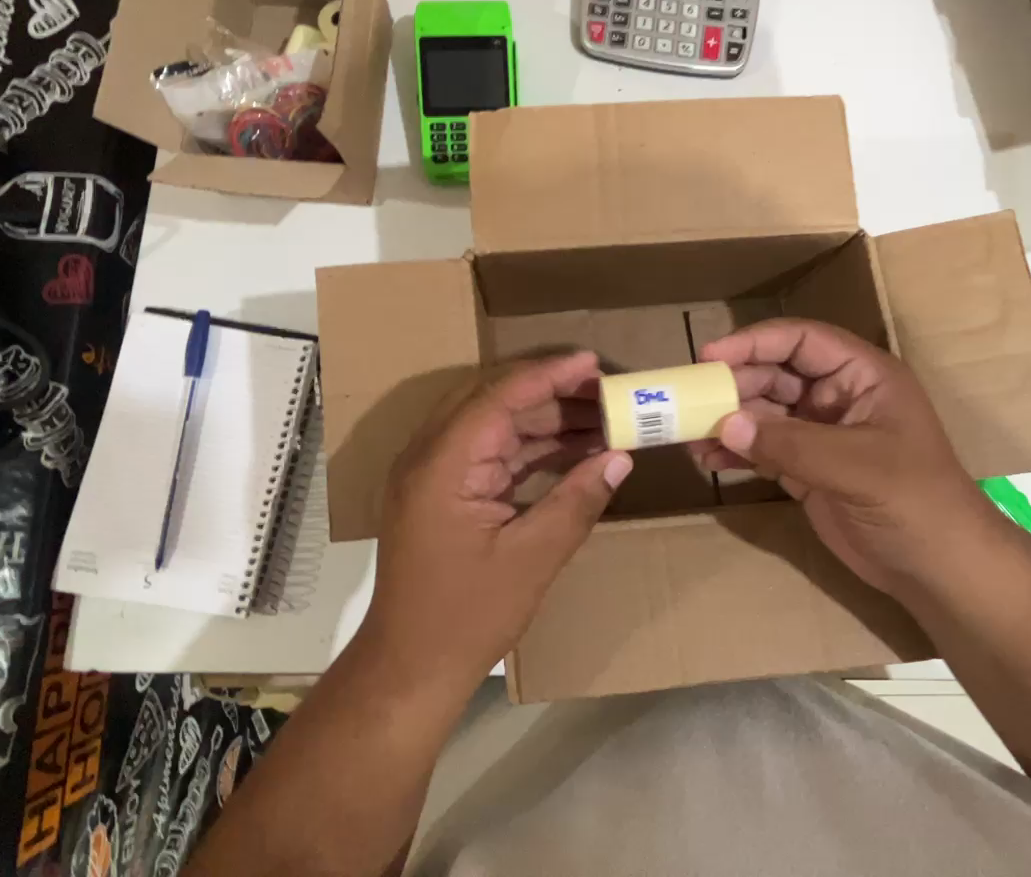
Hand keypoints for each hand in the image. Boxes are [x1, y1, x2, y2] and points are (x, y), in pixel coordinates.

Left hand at [360, 351, 632, 692]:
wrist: (410, 667)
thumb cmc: (466, 617)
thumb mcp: (531, 560)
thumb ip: (576, 502)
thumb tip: (620, 457)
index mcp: (442, 465)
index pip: (498, 397)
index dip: (548, 374)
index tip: (594, 363)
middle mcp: (431, 457)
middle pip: (494, 402)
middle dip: (551, 392)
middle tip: (607, 390)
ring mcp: (435, 475)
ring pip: (495, 427)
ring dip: (545, 421)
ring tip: (603, 418)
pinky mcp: (445, 494)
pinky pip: (491, 455)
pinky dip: (532, 450)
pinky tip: (575, 450)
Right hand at [691, 319, 987, 597]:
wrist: (939, 570)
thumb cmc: (915, 502)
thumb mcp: (857, 466)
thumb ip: (791, 443)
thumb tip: (725, 424)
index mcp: (863, 376)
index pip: (802, 341)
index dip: (756, 342)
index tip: (710, 355)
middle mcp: (838, 397)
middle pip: (775, 374)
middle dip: (733, 383)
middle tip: (689, 399)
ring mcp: (822, 435)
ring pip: (763, 412)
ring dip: (727, 419)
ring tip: (687, 432)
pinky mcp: (807, 471)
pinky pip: (762, 449)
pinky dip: (734, 451)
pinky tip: (707, 459)